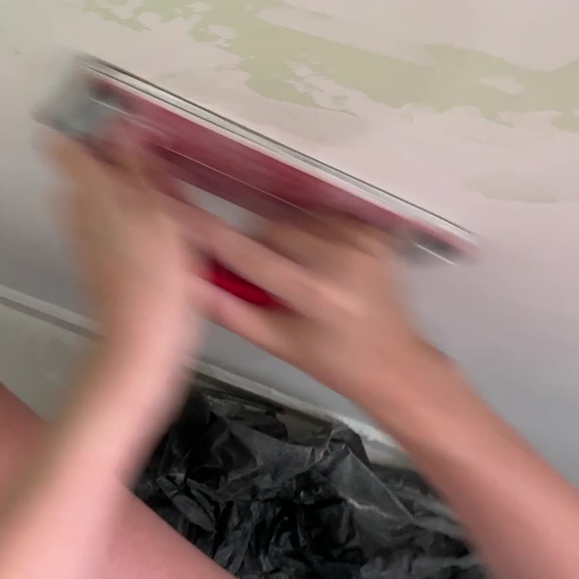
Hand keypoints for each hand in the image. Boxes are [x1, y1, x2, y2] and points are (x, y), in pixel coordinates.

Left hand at [48, 136, 207, 403]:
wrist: (139, 339)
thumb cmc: (157, 274)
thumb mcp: (160, 211)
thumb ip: (137, 166)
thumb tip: (121, 126)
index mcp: (88, 186)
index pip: (63, 140)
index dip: (84, 127)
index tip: (113, 122)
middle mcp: (73, 204)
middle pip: (84, 165)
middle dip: (116, 160)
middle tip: (157, 171)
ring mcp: (78, 230)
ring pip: (97, 190)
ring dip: (124, 188)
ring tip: (163, 203)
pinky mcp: (89, 252)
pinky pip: (103, 215)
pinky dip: (124, 213)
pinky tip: (155, 231)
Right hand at [183, 211, 441, 407]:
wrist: (397, 364)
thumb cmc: (330, 359)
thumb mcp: (274, 341)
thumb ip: (226, 309)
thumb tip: (184, 281)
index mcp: (313, 293)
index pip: (247, 253)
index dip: (210, 232)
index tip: (181, 214)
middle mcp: (341, 261)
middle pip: (272, 229)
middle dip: (261, 246)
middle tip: (269, 276)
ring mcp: (362, 243)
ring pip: (295, 220)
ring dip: (287, 237)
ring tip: (301, 269)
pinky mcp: (375, 234)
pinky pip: (323, 217)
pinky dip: (314, 232)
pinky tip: (323, 259)